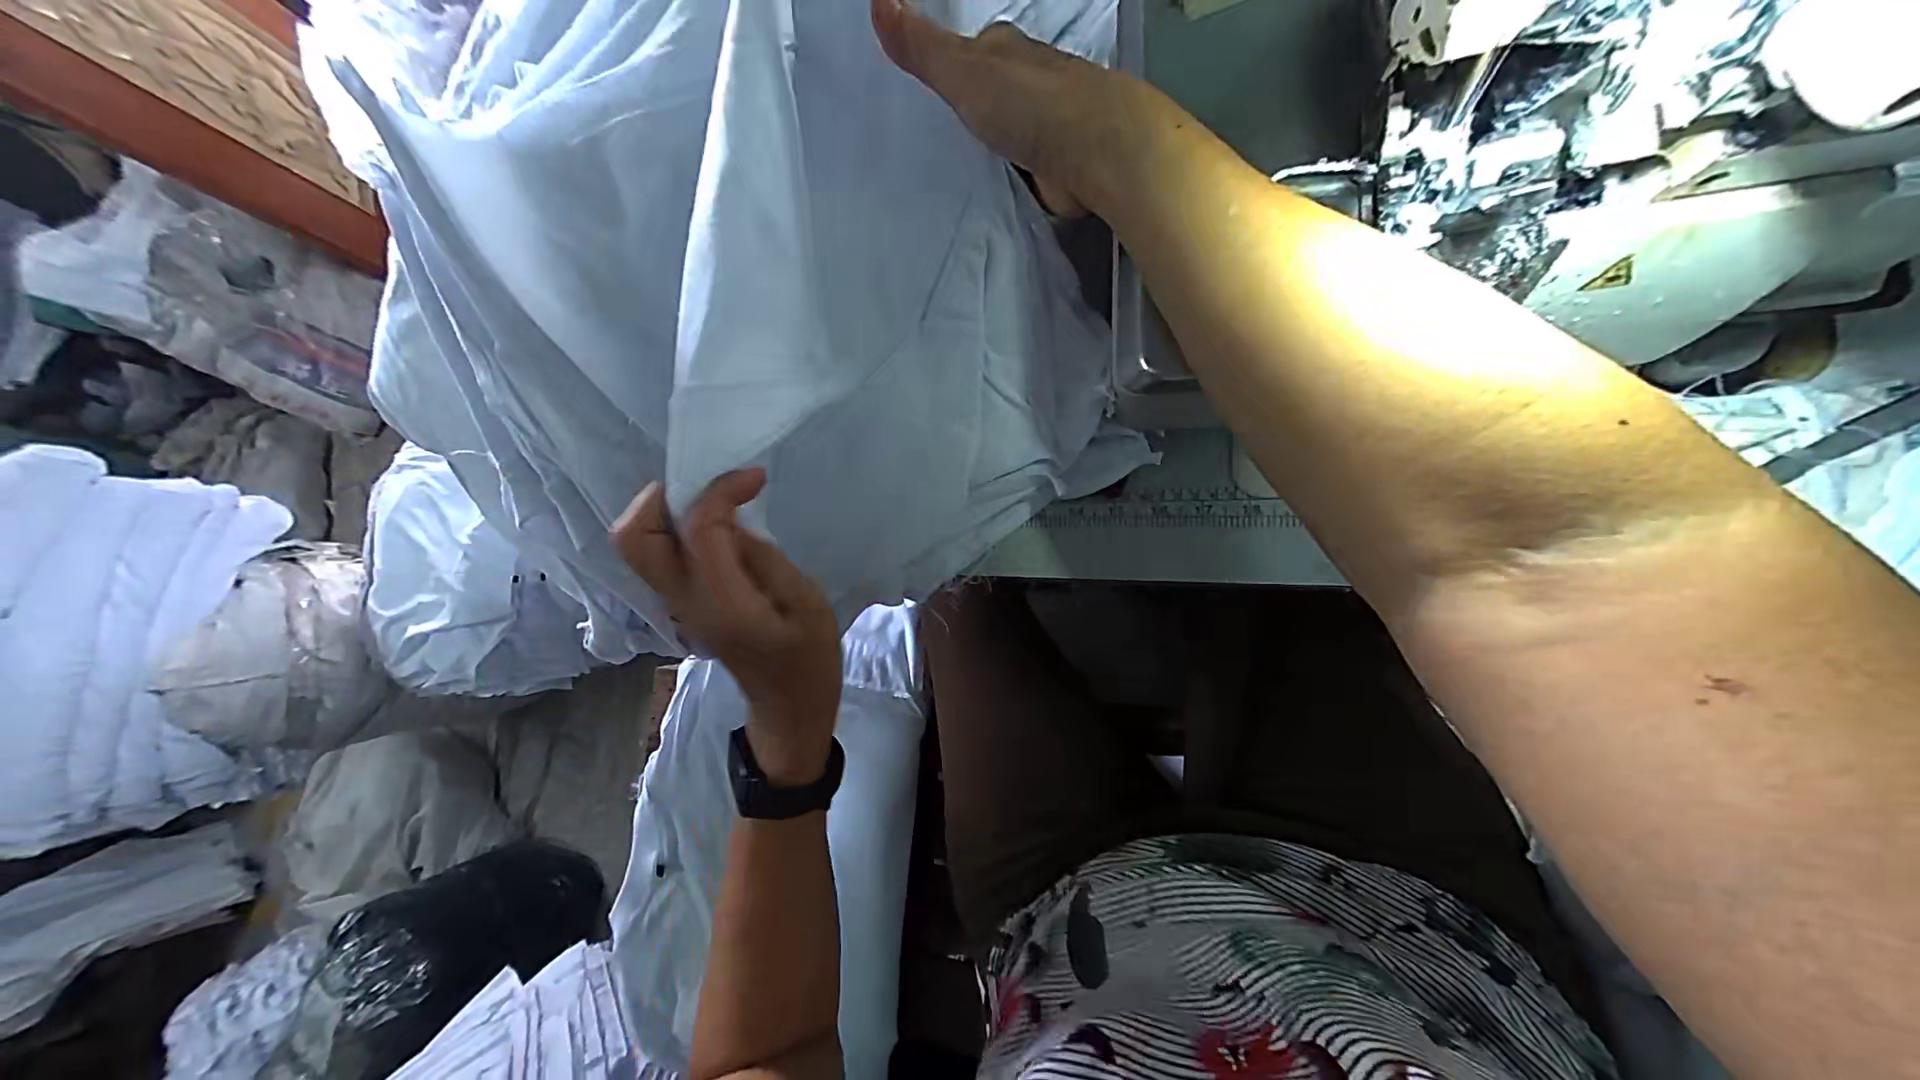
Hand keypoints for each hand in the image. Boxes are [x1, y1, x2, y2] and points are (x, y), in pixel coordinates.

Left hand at [611, 469, 841, 784]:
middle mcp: (685, 602)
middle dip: (662, 498)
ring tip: (715, 503)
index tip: (755, 477)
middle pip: (634, 538)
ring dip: (667, 511)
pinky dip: (676, 528)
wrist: (789, 704)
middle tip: (708, 486)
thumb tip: (733, 527)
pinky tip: (718, 527)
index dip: (721, 492)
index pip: (698, 531)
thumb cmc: (808, 657)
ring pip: (638, 545)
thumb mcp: (808, 602)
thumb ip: (766, 559)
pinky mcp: (682, 604)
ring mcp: (677, 605)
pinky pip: (660, 555)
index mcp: (724, 604)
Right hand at [871, 0, 1144, 215]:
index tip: (933, 83)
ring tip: (964, 167)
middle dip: (975, 111)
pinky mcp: (1058, 171)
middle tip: (943, 133)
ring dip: (995, 149)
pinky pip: (1026, 173)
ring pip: (1012, 135)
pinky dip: (1014, 179)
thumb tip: (878, 1)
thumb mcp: (963, 72)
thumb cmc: (1031, 104)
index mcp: (1011, 52)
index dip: (954, 64)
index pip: (977, 50)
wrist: (1095, 153)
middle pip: (996, 95)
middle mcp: (1034, 85)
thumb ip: (922, 47)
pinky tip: (999, 190)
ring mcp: (1049, 129)